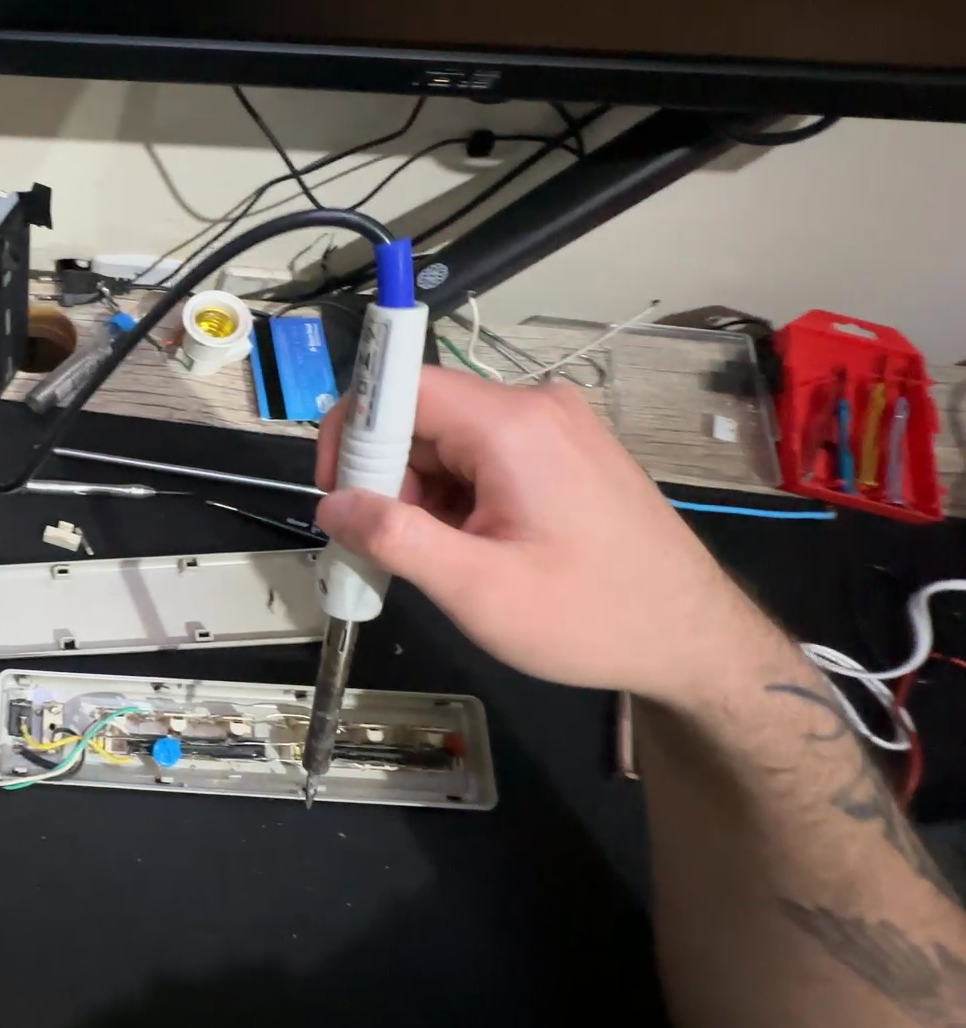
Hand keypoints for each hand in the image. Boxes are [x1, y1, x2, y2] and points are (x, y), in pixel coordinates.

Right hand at [313, 367, 789, 701]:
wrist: (695, 643)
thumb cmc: (592, 617)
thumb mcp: (477, 588)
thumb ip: (394, 537)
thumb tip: (331, 505)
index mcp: (513, 426)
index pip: (400, 384)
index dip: (352, 428)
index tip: (336, 489)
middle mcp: (533, 410)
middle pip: (419, 415)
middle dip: (384, 473)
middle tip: (387, 539)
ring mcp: (550, 429)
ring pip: (441, 440)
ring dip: (415, 491)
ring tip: (436, 552)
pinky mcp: (557, 453)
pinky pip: (473, 457)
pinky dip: (447, 496)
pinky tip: (462, 542)